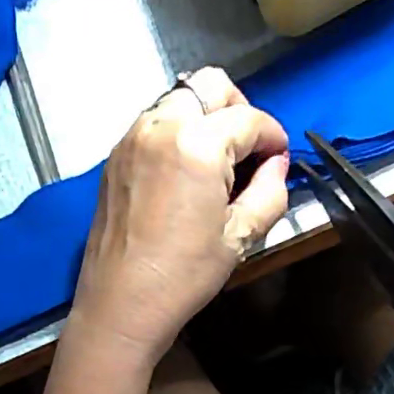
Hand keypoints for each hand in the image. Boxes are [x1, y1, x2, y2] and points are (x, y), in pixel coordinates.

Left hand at [65, 67, 291, 363]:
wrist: (121, 306)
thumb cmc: (182, 277)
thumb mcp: (238, 238)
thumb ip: (269, 193)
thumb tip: (277, 167)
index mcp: (197, 144)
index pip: (249, 119)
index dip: (272, 138)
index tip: (278, 160)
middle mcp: (160, 126)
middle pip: (209, 87)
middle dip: (238, 110)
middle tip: (248, 151)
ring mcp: (132, 139)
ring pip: (179, 101)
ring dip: (205, 120)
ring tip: (216, 165)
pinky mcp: (115, 158)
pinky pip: (154, 126)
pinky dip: (176, 136)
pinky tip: (185, 176)